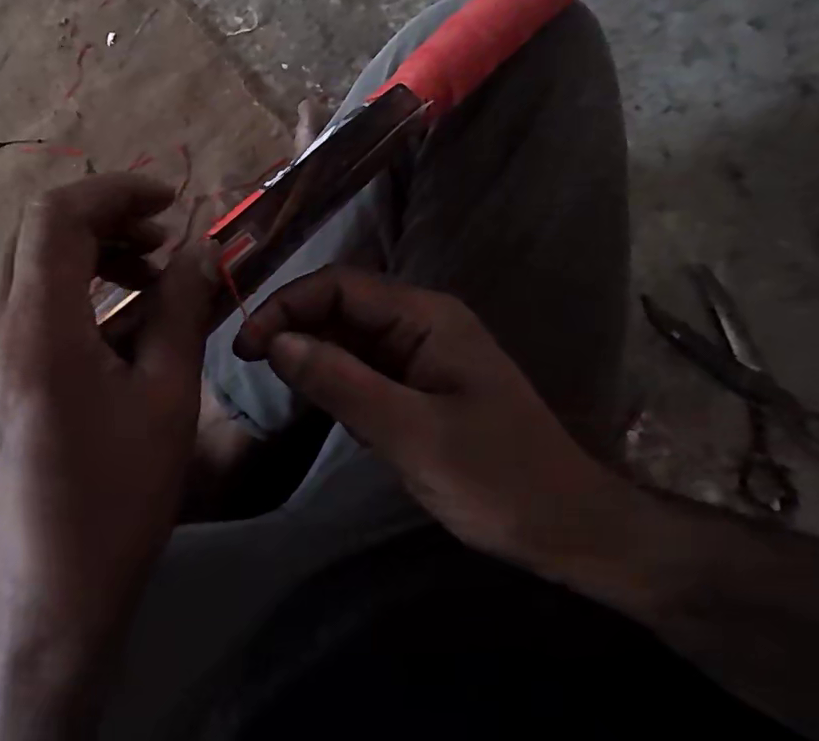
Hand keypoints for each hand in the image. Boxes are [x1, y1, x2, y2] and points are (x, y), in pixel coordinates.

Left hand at [0, 174, 217, 650]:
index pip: (56, 217)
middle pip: (34, 234)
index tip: (167, 201)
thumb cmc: (119, 500)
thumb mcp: (167, 399)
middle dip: (101, 219)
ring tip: (146, 275)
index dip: (113, 192)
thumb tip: (203, 248)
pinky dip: (61, 290)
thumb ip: (183, 309)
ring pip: (21, 266)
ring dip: (82, 253)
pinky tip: (105, 322)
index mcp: (37, 332)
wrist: (50, 596)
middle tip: (162, 240)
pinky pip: (14, 306)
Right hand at [231, 266, 641, 573]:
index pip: (337, 286)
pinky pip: (357, 367)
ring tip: (281, 388)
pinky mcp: (414, 384)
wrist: (572, 532)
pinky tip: (325, 408)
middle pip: (337, 306)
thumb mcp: (413, 434)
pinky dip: (331, 381)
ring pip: (343, 337)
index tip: (247, 346)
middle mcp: (418, 323)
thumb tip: (274, 343)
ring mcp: (416, 353)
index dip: (286, 306)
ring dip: (309, 355)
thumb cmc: (499, 479)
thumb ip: (341, 383)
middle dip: (291, 327)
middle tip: (251, 365)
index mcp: (425, 316)